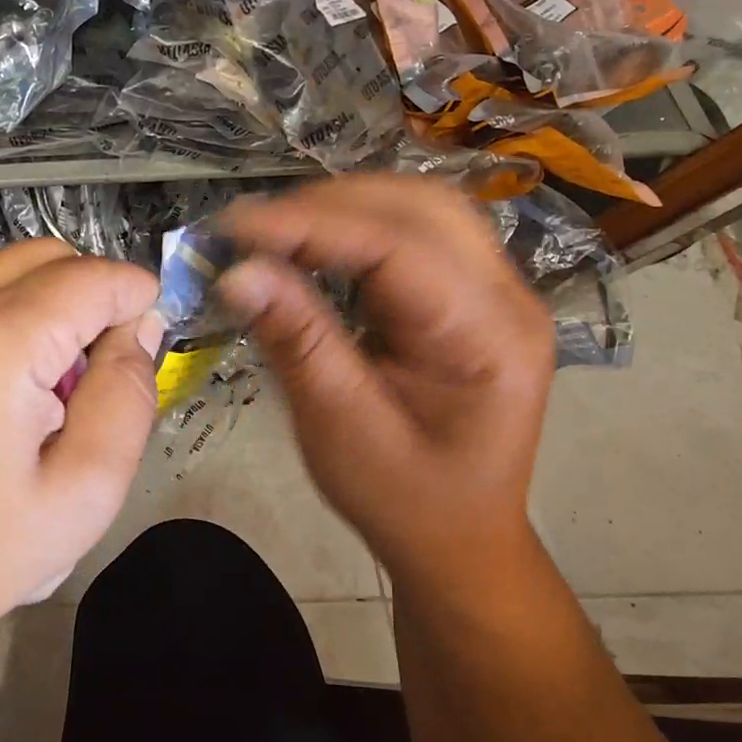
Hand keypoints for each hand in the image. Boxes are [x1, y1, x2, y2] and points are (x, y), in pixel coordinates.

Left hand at [0, 239, 162, 692]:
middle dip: (86, 295)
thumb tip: (139, 327)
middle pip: (43, 256)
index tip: (145, 341)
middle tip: (90, 372)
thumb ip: (128, 395)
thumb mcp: (85, 492)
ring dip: (37, 307)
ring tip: (35, 388)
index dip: (134, 298)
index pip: (91, 277)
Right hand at [211, 176, 556, 583]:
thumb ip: (297, 340)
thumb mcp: (341, 426)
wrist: (456, 537)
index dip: (311, 226)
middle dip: (326, 205)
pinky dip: (351, 227)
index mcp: (487, 337)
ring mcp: (493, 291)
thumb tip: (235, 272)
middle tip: (246, 227)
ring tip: (269, 230)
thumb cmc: (403, 496)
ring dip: (339, 207)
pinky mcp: (465, 294)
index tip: (234, 226)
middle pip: (420, 209)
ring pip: (418, 209)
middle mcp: (506, 298)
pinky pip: (411, 234)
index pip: (399, 249)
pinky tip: (306, 243)